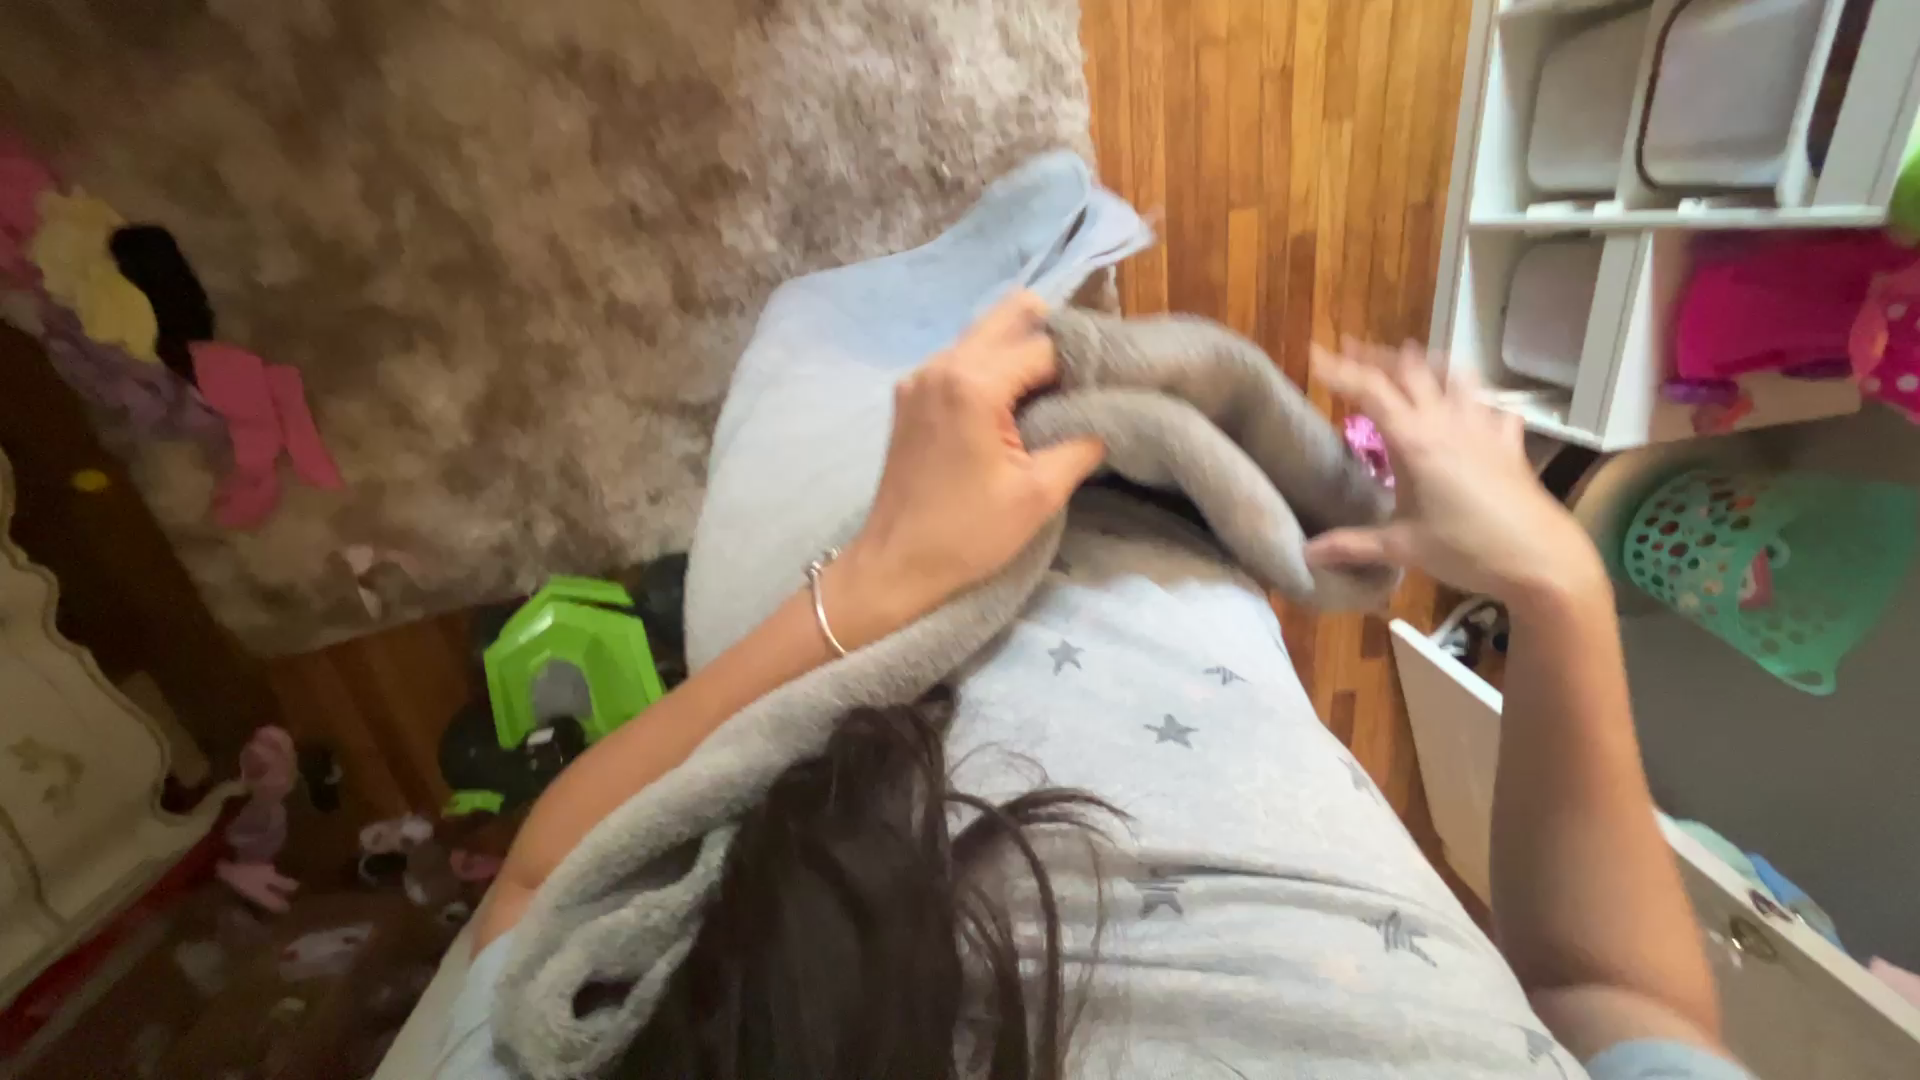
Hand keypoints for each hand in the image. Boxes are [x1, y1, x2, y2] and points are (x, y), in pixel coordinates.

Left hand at [829, 292, 1105, 640]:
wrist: (895, 564)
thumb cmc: (967, 534)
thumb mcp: (1040, 494)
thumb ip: (1082, 442)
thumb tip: (1107, 415)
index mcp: (972, 383)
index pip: (1046, 345)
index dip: (1082, 363)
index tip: (1106, 386)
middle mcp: (941, 364)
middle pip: (1010, 315)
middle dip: (1051, 338)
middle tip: (1077, 380)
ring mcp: (918, 377)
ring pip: (983, 334)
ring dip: (1019, 353)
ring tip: (1048, 395)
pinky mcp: (908, 396)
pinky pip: (960, 360)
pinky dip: (990, 370)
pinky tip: (1008, 408)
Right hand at [1305, 338, 1606, 608]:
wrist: (1544, 562)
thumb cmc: (1468, 551)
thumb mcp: (1402, 548)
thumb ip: (1351, 545)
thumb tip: (1305, 554)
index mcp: (1417, 442)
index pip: (1371, 392)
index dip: (1340, 371)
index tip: (1316, 354)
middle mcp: (1449, 424)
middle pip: (1411, 372)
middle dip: (1377, 357)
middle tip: (1350, 349)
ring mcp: (1483, 429)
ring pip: (1454, 376)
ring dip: (1425, 364)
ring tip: (1407, 360)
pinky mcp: (1508, 443)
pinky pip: (1488, 404)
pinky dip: (1469, 395)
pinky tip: (1465, 406)